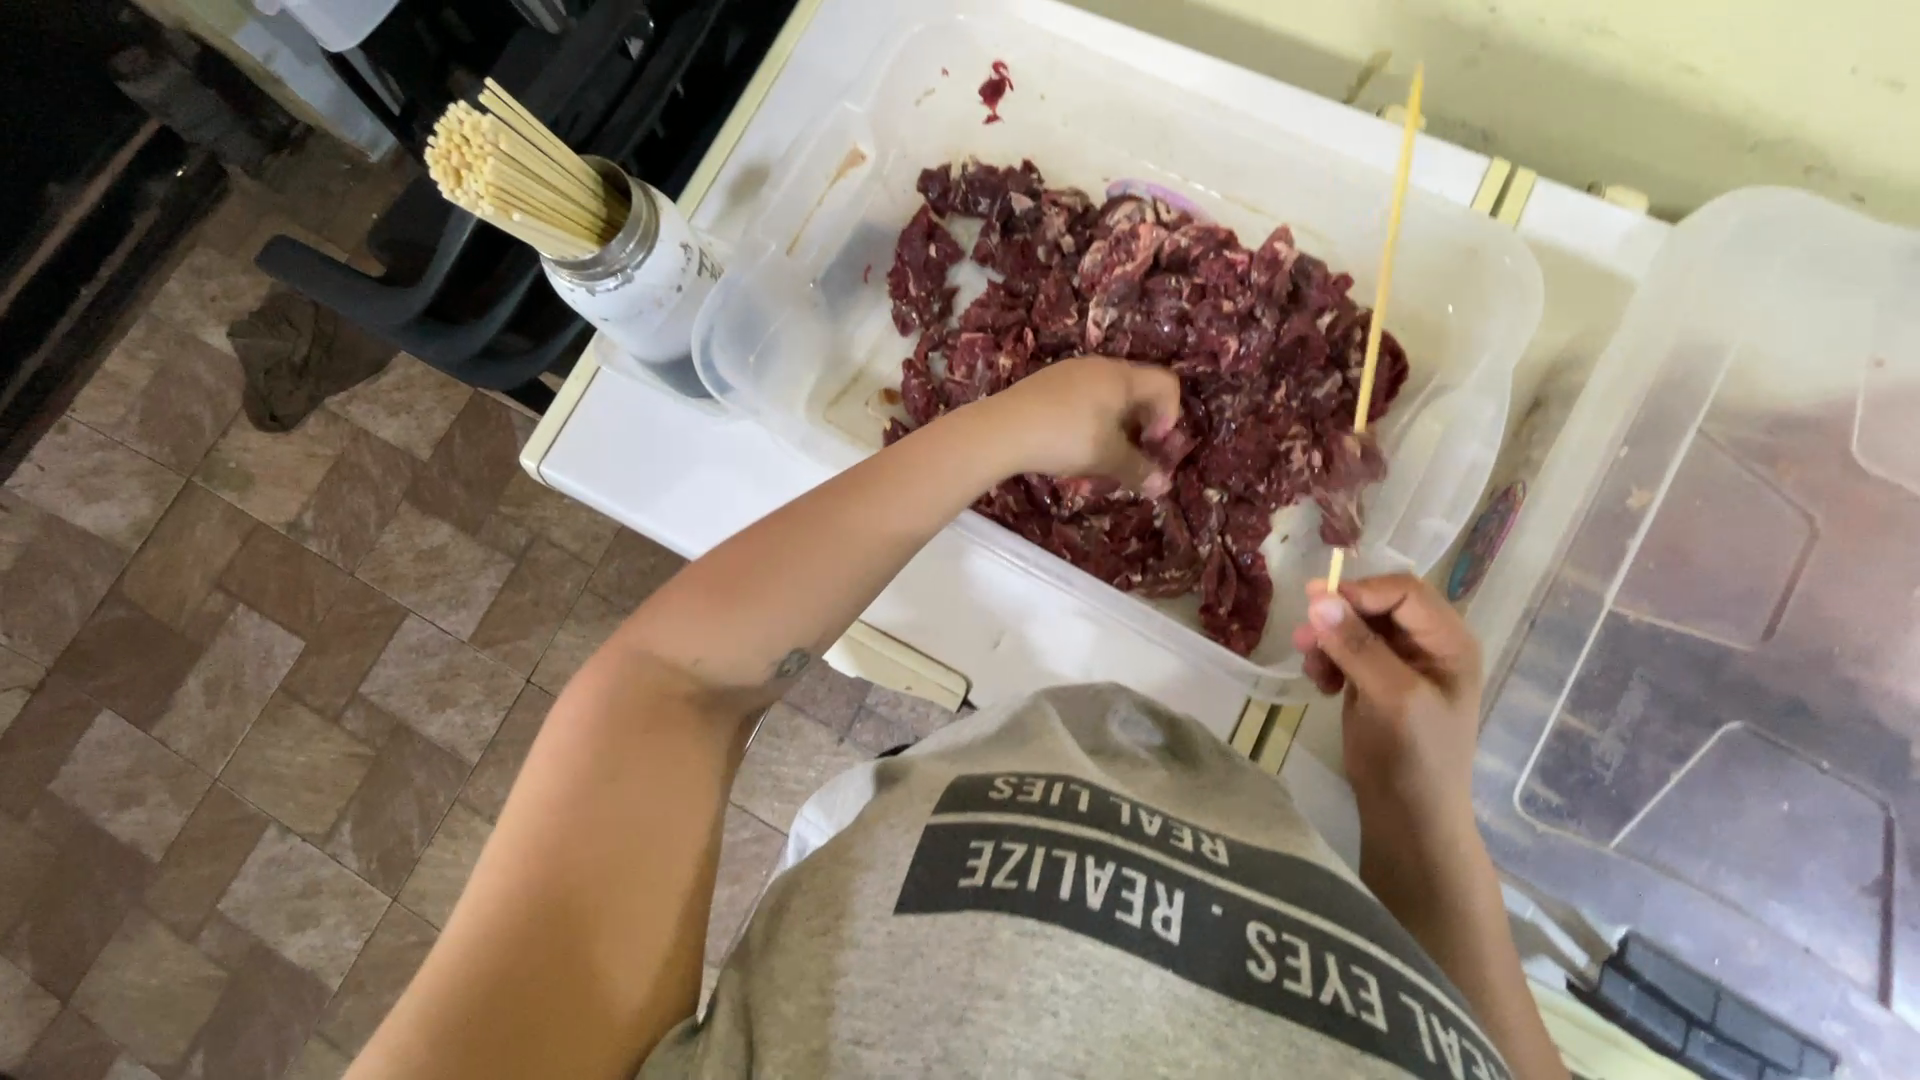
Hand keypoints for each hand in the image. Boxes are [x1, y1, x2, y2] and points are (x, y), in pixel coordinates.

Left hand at [965, 356, 1181, 494]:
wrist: (1001, 429)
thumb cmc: (1064, 438)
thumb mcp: (1106, 458)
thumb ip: (1138, 470)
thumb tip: (1162, 486)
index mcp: (1121, 376)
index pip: (1167, 384)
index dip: (1170, 416)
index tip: (1151, 445)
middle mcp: (1098, 366)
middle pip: (1136, 391)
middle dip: (1140, 427)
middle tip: (1129, 456)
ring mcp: (1069, 372)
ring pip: (1106, 398)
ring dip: (1112, 428)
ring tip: (1098, 456)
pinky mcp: (1045, 384)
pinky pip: (1080, 400)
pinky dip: (1087, 423)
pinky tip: (1069, 447)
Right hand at [1290, 573, 1482, 828]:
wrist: (1407, 814)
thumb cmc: (1414, 755)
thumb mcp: (1392, 696)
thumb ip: (1358, 646)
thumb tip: (1318, 598)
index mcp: (1448, 641)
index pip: (1403, 592)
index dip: (1361, 592)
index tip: (1316, 604)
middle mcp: (1426, 645)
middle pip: (1375, 605)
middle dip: (1337, 618)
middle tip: (1302, 637)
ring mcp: (1398, 663)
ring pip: (1353, 626)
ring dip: (1326, 641)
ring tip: (1312, 669)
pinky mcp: (1372, 680)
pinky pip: (1343, 650)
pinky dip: (1326, 660)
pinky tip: (1321, 684)